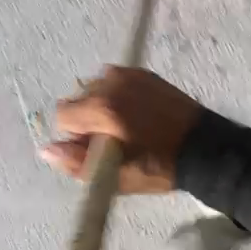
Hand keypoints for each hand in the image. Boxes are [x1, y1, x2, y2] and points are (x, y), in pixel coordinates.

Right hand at [40, 66, 202, 194]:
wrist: (203, 146)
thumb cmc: (158, 167)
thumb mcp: (115, 176)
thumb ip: (76, 163)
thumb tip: (47, 150)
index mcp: (102, 108)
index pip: (63, 114)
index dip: (75, 135)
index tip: (95, 147)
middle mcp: (111, 83)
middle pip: (78, 99)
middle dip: (87, 119)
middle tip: (113, 139)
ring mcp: (129, 75)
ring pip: (96, 88)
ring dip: (102, 105)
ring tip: (127, 125)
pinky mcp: (145, 73)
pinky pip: (116, 81)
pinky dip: (118, 94)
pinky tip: (137, 112)